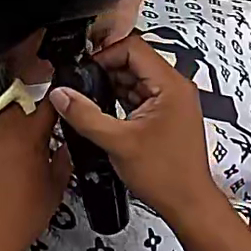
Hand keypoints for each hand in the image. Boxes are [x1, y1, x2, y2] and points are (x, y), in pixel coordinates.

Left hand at [0, 101, 69, 250]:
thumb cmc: (17, 219)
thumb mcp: (54, 191)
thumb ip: (62, 162)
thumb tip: (63, 149)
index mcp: (29, 135)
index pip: (48, 104)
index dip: (56, 105)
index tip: (59, 109)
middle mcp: (1, 129)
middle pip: (19, 108)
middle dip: (28, 120)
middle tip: (34, 142)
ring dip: (5, 132)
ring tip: (9, 158)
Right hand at [47, 33, 222, 220]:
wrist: (188, 203)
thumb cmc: (169, 176)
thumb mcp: (117, 142)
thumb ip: (85, 115)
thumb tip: (63, 96)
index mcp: (171, 85)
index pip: (133, 47)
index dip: (104, 54)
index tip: (85, 67)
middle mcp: (176, 88)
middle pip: (134, 60)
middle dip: (106, 71)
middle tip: (83, 85)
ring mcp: (173, 101)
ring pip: (136, 78)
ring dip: (113, 86)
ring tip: (94, 102)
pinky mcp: (168, 114)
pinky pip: (141, 95)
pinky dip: (122, 100)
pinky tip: (108, 115)